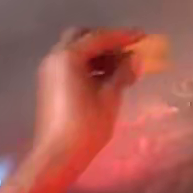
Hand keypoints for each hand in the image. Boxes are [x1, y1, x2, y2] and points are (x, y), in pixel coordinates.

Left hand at [29, 27, 145, 178]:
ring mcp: (49, 71)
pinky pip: (69, 65)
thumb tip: (135, 59)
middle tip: (126, 51)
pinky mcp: (49, 85)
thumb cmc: (86, 126)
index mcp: (68, 57)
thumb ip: (123, 73)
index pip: (99, 37)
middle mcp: (55, 58)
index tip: (142, 36)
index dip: (122, 36)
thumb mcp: (110, 97)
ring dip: (96, 54)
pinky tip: (105, 79)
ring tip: (121, 68)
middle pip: (81, 38)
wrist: (57, 155)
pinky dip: (87, 65)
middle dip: (105, 41)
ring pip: (74, 52)